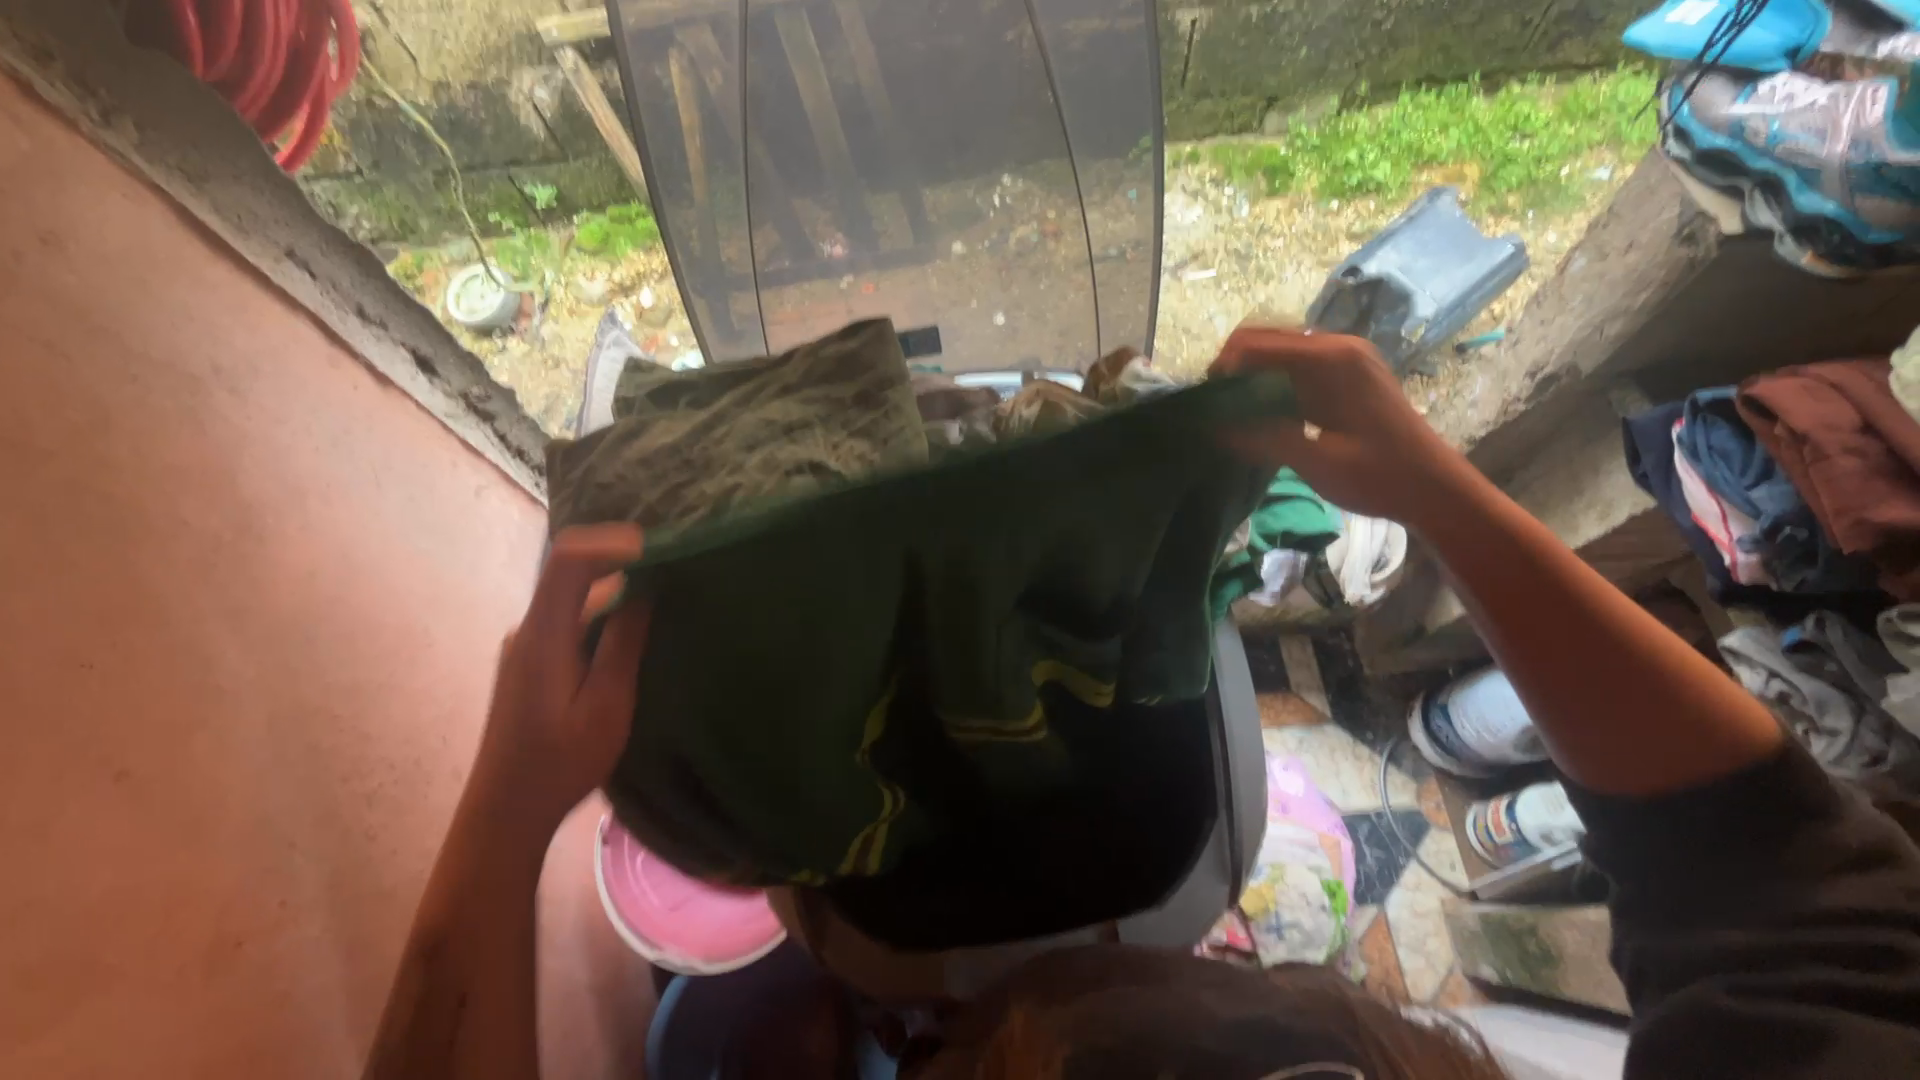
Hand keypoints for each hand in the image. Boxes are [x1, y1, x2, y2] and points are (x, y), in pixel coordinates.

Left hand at [468, 524, 649, 837]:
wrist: (506, 810)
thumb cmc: (561, 763)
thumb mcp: (606, 705)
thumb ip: (623, 643)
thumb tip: (644, 591)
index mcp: (542, 634)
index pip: (568, 560)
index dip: (612, 542)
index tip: (659, 547)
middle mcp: (528, 629)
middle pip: (571, 572)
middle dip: (622, 560)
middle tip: (672, 567)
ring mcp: (525, 645)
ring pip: (573, 597)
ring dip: (615, 588)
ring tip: (662, 597)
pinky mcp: (531, 661)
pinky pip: (570, 619)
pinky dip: (604, 612)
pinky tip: (632, 632)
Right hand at [1211, 325, 1471, 526]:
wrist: (1435, 488)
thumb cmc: (1380, 477)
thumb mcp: (1316, 462)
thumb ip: (1265, 438)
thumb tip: (1213, 427)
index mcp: (1332, 360)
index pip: (1258, 344)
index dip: (1223, 368)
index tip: (1204, 402)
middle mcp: (1338, 347)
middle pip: (1266, 337)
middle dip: (1233, 367)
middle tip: (1214, 406)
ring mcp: (1345, 357)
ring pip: (1279, 348)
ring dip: (1251, 372)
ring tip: (1232, 410)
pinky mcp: (1347, 373)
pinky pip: (1297, 363)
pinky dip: (1272, 379)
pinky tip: (1262, 410)